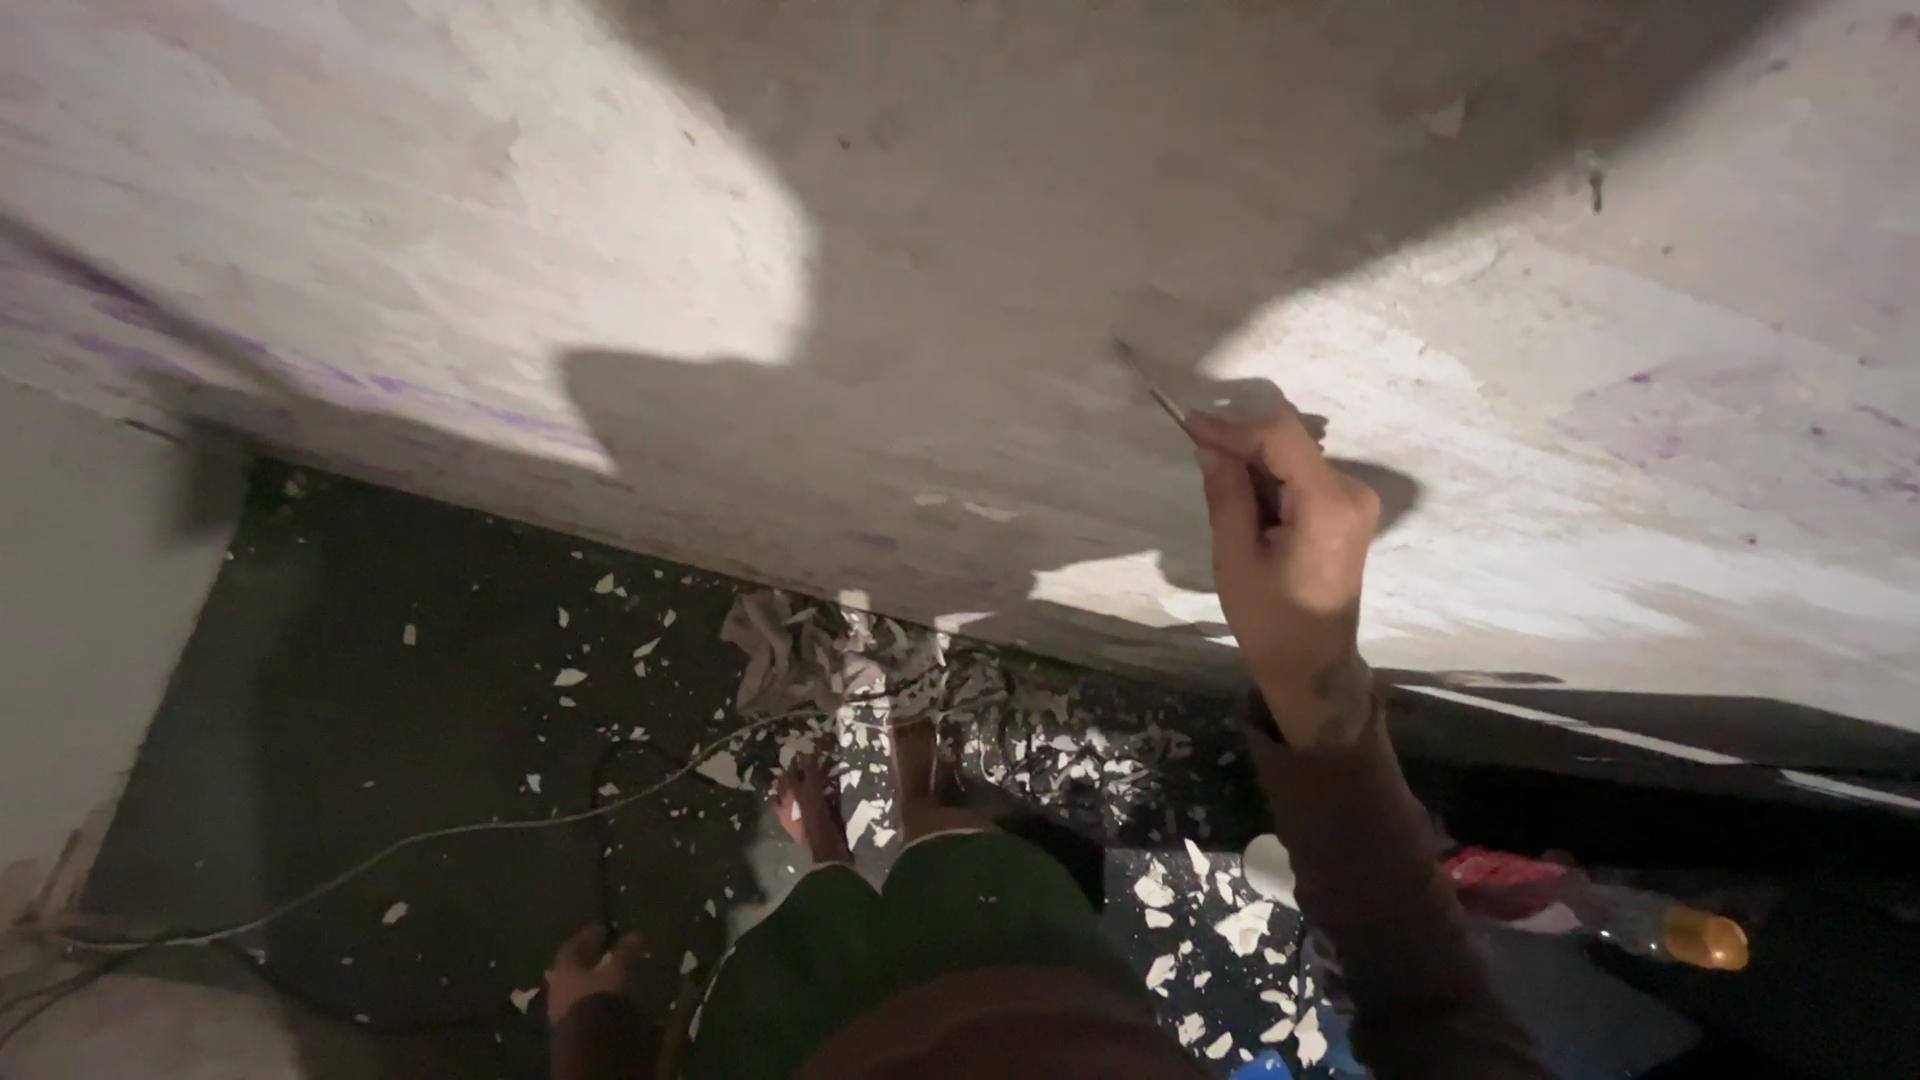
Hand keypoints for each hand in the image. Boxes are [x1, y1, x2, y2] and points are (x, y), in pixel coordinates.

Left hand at [545, 924, 642, 1024]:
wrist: (587, 1043)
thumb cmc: (599, 996)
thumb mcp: (616, 969)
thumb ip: (624, 951)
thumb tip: (634, 934)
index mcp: (564, 967)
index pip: (572, 945)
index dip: (587, 935)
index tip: (602, 929)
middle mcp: (557, 985)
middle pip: (572, 965)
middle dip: (588, 955)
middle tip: (605, 947)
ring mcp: (560, 1006)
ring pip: (574, 984)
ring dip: (589, 974)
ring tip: (608, 969)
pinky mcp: (569, 1023)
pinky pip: (579, 999)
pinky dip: (591, 990)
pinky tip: (604, 990)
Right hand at [1188, 406, 1379, 745]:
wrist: (1312, 664)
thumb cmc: (1270, 620)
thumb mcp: (1235, 558)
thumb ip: (1226, 496)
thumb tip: (1210, 448)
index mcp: (1328, 505)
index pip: (1281, 437)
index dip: (1234, 427)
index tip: (1190, 426)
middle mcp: (1352, 492)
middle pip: (1290, 441)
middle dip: (1241, 444)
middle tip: (1198, 454)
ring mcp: (1353, 500)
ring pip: (1293, 456)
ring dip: (1252, 463)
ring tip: (1218, 486)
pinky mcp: (1345, 511)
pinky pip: (1300, 476)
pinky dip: (1267, 479)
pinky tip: (1243, 500)